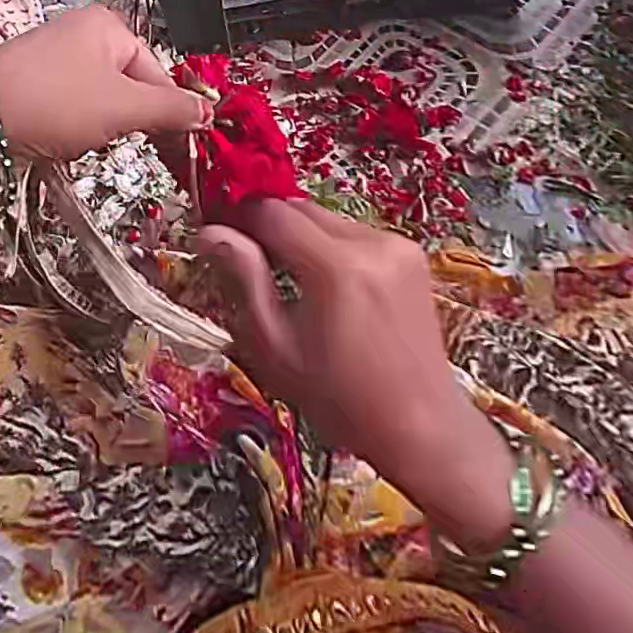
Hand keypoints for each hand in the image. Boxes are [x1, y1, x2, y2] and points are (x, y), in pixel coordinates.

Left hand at [0, 5, 209, 165]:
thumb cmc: (55, 104)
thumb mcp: (124, 106)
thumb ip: (173, 109)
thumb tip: (209, 112)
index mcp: (108, 27)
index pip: (159, 73)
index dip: (170, 111)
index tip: (177, 148)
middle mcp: (82, 36)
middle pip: (131, 86)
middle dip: (132, 120)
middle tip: (124, 144)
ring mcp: (53, 61)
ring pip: (102, 102)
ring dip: (103, 128)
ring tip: (85, 142)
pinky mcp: (32, 87)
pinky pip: (72, 109)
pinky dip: (75, 129)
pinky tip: (63, 142)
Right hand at [198, 200, 515, 546]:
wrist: (421, 425)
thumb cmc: (342, 400)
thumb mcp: (277, 346)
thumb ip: (246, 278)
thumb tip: (211, 233)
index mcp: (336, 267)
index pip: (273, 213)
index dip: (239, 214)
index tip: (216, 226)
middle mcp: (372, 243)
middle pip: (301, 207)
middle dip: (267, 221)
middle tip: (242, 248)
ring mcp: (396, 244)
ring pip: (326, 217)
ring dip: (298, 232)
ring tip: (282, 270)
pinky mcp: (410, 252)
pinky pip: (353, 232)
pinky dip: (329, 244)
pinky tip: (322, 280)